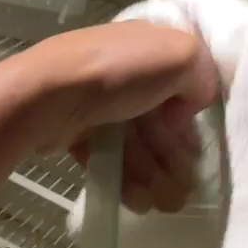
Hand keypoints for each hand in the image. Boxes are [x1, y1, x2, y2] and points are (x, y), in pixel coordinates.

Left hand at [0, 22, 217, 212]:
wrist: (44, 96)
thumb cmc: (117, 72)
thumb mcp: (181, 55)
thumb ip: (203, 75)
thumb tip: (187, 107)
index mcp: (150, 44)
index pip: (184, 79)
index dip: (194, 112)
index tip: (196, 141)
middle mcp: (125, 70)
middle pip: (162, 117)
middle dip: (176, 155)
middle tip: (186, 187)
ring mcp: (99, 100)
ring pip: (137, 141)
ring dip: (155, 174)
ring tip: (165, 203)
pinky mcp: (78, 129)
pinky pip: (109, 155)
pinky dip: (126, 179)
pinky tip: (139, 202)